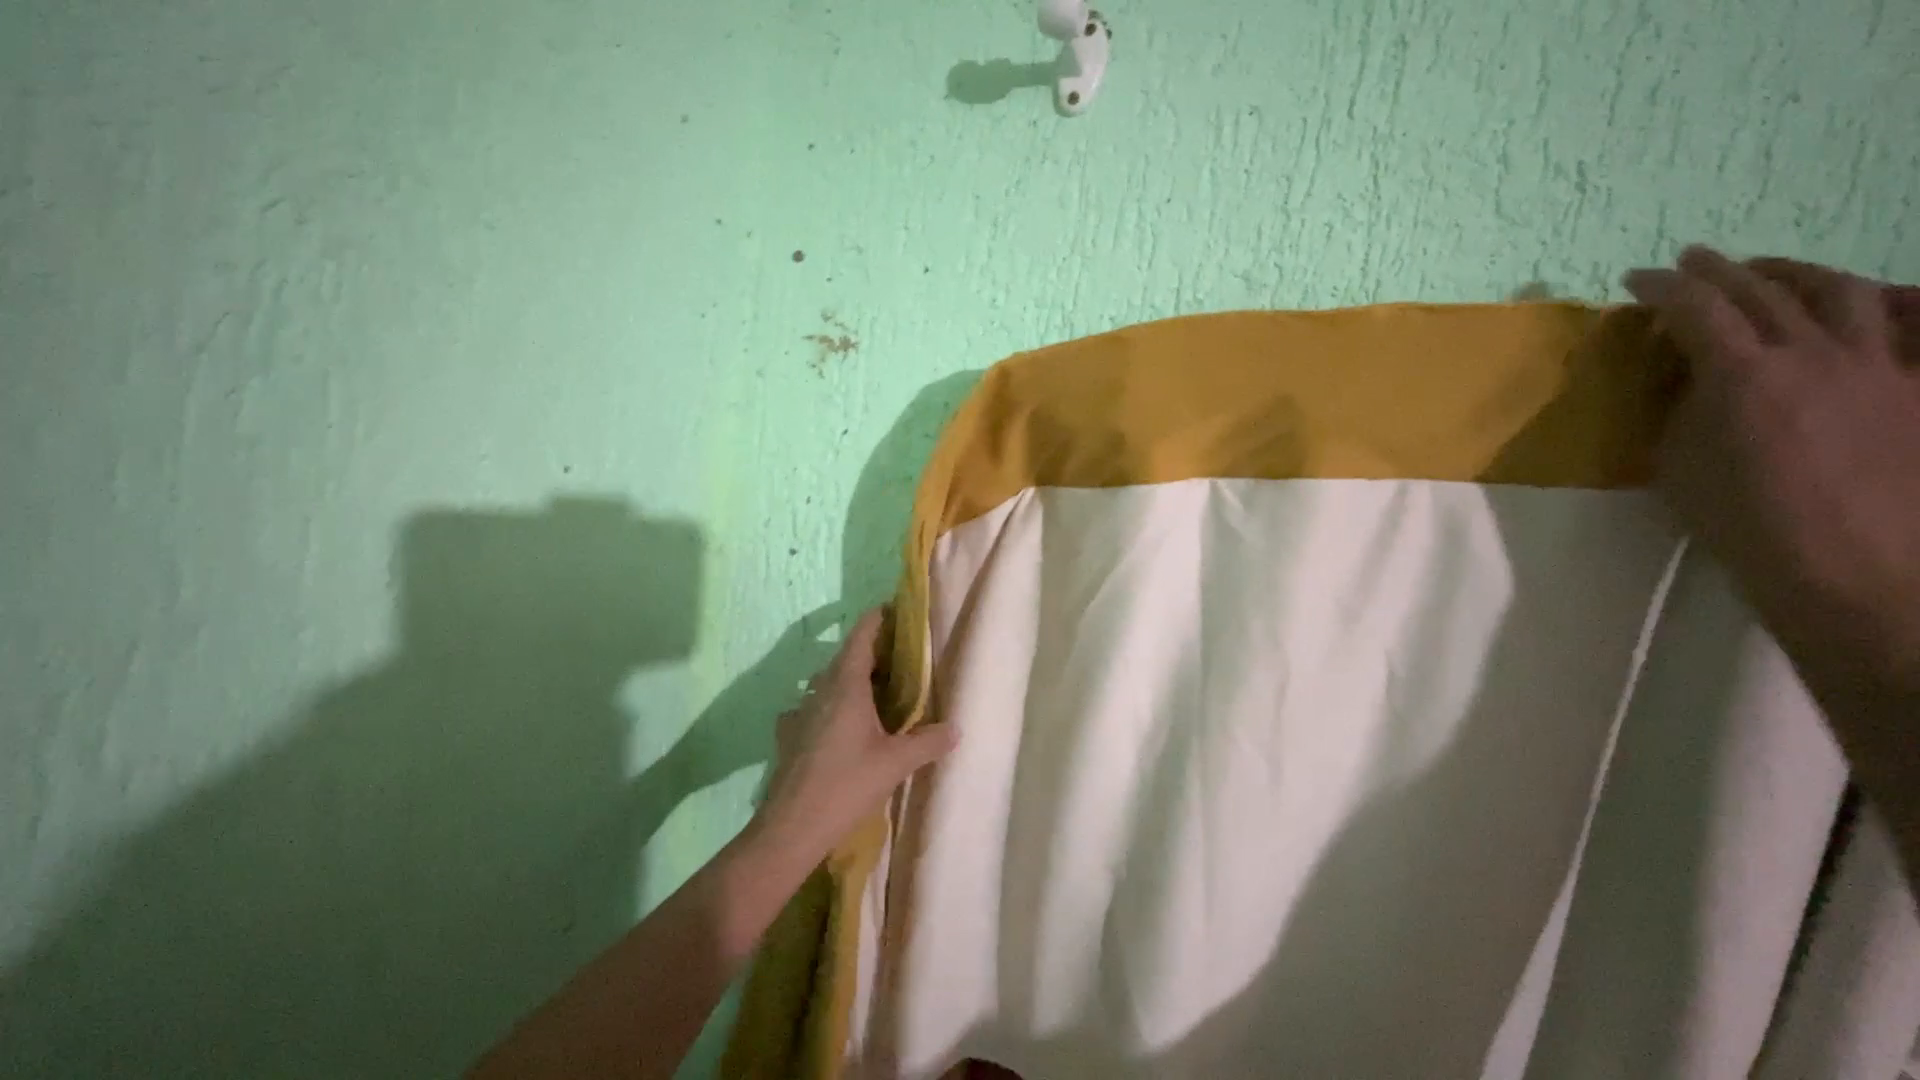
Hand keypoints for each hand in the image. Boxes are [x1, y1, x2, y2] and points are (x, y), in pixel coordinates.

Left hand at [748, 607, 956, 863]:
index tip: (893, 610)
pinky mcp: (789, 736)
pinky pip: (812, 708)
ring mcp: (799, 713)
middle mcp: (819, 691)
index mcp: (846, 686)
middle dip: (869, 652)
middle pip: (844, 659)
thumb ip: (927, 742)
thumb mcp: (895, 764)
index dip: (876, 621)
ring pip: (826, 684)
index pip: (861, 638)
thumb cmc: (846, 786)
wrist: (791, 827)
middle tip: (897, 658)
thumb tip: (956, 729)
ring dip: (849, 680)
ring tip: (873, 692)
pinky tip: (839, 727)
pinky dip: (830, 707)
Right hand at [1623, 246, 1919, 680]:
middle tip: (1691, 262)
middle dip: (1720, 269)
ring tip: (1772, 272)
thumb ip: (1682, 412)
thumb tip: (1687, 379)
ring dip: (1796, 273)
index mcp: (1743, 374)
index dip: (1661, 287)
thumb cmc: (1747, 527)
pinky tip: (1870, 299)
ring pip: (1843, 290)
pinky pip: (1913, 325)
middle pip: (1764, 289)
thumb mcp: (1681, 469)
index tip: (1635, 280)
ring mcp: (1880, 364)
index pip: (1694, 308)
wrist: (1856, 573)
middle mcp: (1814, 352)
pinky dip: (1885, 301)